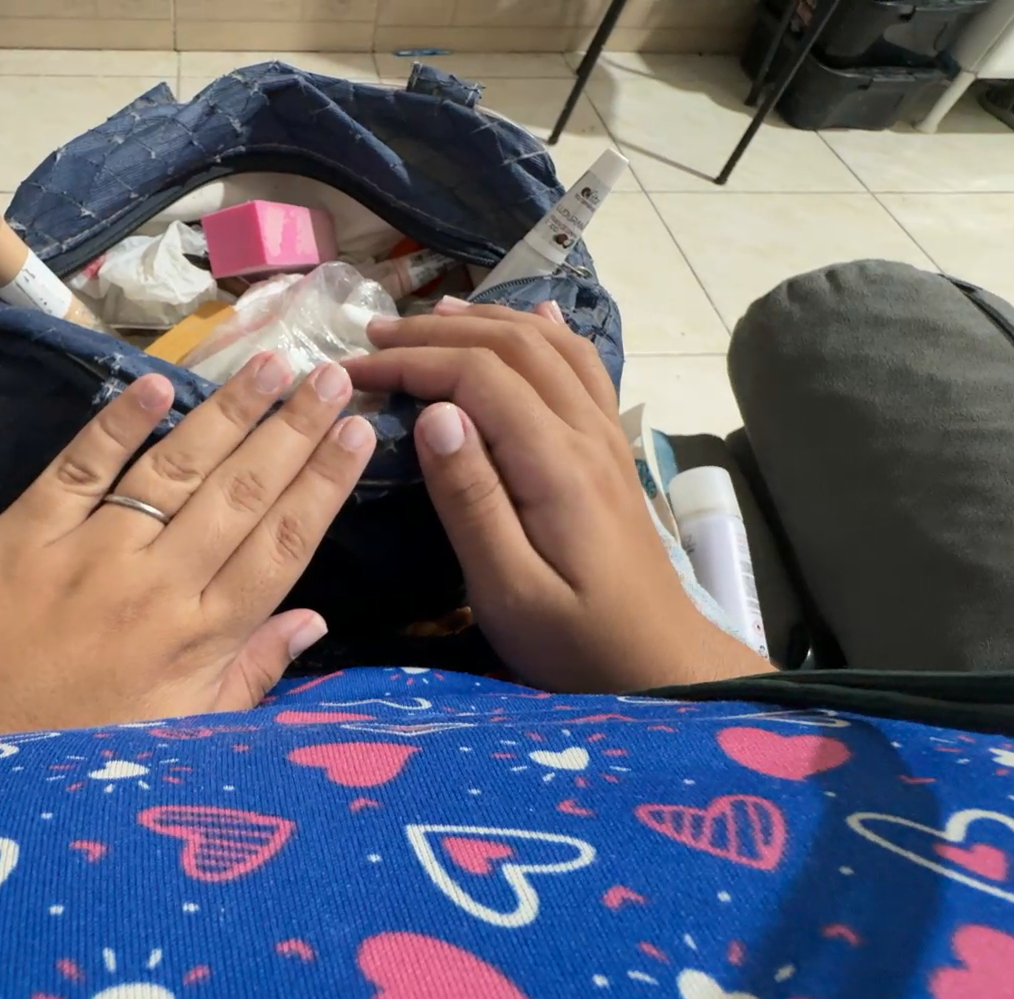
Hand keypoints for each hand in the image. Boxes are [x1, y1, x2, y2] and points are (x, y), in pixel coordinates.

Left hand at [0, 353, 373, 759]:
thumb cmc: (79, 751)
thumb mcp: (182, 737)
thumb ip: (250, 676)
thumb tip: (315, 620)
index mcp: (200, 638)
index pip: (282, 546)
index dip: (325, 484)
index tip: (358, 432)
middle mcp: (156, 584)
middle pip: (241, 494)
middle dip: (294, 430)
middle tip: (331, 374)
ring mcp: (89, 551)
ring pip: (175, 468)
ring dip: (228, 413)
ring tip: (271, 365)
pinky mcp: (26, 530)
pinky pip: (81, 466)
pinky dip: (119, 421)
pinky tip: (159, 382)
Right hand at [344, 299, 771, 691]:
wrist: (658, 664)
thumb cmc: (573, 639)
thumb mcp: (507, 587)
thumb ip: (471, 500)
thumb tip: (435, 415)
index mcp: (554, 462)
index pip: (477, 377)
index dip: (411, 363)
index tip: (355, 371)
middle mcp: (585, 431)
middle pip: (512, 346)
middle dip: (436, 333)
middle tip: (373, 337)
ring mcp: (604, 435)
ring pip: (548, 346)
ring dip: (486, 322)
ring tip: (430, 320)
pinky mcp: (608, 450)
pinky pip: (581, 367)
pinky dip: (544, 333)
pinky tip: (530, 320)